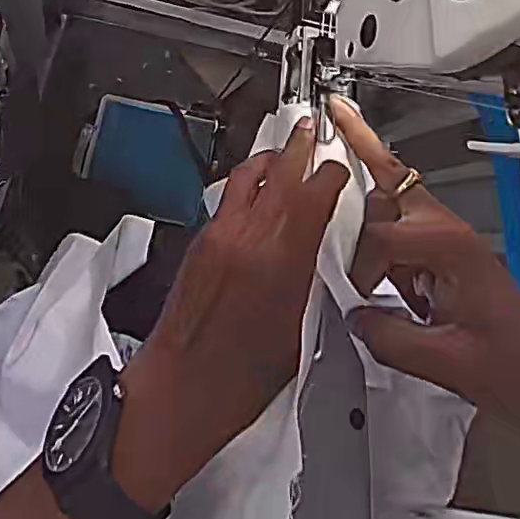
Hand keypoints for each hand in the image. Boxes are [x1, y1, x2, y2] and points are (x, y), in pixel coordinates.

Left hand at [110, 118, 350, 512]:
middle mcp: (249, 237)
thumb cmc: (236, 378)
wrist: (180, 390)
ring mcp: (221, 235)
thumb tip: (317, 253)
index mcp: (282, 261)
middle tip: (311, 128)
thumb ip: (311, 278)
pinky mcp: (201, 241)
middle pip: (280, 171)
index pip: (314, 194)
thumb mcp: (299, 330)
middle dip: (300, 144)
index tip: (339, 169)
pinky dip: (247, 182)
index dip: (332, 173)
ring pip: (249, 176)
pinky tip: (254, 188)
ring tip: (282, 148)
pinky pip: (228, 196)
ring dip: (270, 157)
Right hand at [330, 98, 519, 518]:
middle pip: (394, 180)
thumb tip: (355, 317)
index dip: (362, 268)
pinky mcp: (441, 251)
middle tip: (338, 113)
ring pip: (396, 194)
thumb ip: (388, 337)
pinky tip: (364, 229)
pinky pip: (401, 220)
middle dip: (362, 149)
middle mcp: (448, 231)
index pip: (384, 237)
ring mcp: (445, 237)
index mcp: (452, 246)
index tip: (357, 294)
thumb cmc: (512, 366)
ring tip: (343, 163)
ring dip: (368, 190)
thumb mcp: (445, 361)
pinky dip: (377, 216)